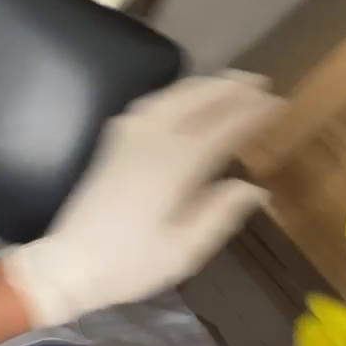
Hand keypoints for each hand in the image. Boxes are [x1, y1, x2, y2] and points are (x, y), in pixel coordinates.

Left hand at [2, 73, 283, 326]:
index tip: (276, 103)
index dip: (250, 113)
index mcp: (175, 167)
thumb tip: (254, 187)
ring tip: (229, 83)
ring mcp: (128, 135)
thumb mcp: (184, 251)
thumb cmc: (131, 264)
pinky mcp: (114, 140)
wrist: (69, 262)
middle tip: (259, 82)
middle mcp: (152, 140)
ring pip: (172, 96)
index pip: (222, 128)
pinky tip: (183, 98)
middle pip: (196, 101)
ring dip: (203, 86)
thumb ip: (220, 213)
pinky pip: (151, 103)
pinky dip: (175, 93)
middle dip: (229, 88)